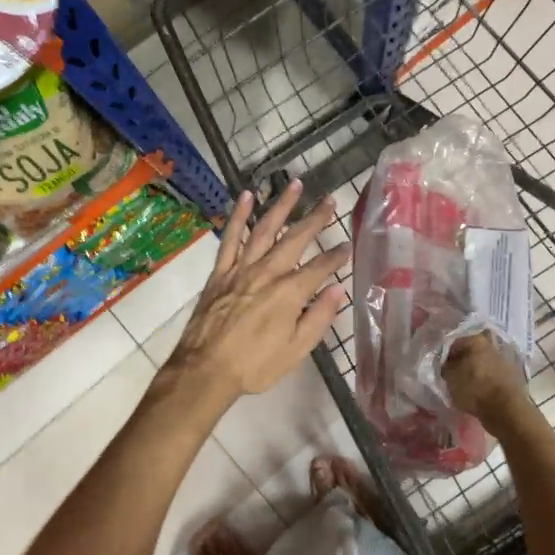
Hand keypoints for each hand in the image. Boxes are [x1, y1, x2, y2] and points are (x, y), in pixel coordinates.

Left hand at [165, 180, 350, 399]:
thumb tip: (337, 290)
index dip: (337, 256)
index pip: (320, 268)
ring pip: (264, 229)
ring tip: (296, 185)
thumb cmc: (254, 366)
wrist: (205, 369)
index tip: (349, 245)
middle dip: (315, 218)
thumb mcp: (295, 350)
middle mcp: (268, 273)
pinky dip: (239, 216)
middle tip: (330, 200)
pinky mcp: (220, 272)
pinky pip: (230, 238)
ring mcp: (241, 269)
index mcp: (290, 294)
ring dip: (281, 206)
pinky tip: (247, 197)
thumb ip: (318, 318)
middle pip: (296, 239)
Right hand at [443, 332, 529, 425]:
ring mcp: (502, 361)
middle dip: (459, 364)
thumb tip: (445, 363)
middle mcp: (491, 345)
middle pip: (468, 353)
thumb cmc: (473, 388)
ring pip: (480, 365)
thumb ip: (444, 366)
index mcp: (475, 340)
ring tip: (462, 387)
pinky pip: (489, 376)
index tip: (438, 369)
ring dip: (471, 373)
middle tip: (449, 377)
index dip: (442, 357)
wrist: (505, 408)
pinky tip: (476, 392)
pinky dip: (482, 382)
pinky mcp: (510, 376)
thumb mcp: (449, 376)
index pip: (452, 344)